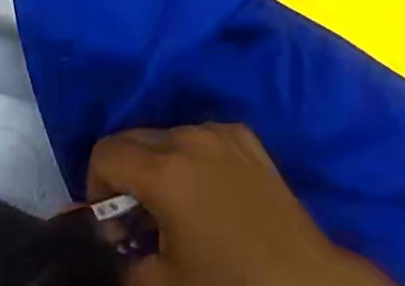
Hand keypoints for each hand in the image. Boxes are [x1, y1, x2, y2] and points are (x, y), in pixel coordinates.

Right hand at [88, 123, 394, 285]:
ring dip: (158, 163)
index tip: (110, 220)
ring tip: (177, 205)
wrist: (310, 285)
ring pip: (166, 135)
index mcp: (164, 170)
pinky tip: (210, 190)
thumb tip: (104, 243)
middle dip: (125, 174)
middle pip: (131, 139)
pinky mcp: (244, 138)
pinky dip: (192, 156)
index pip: (105, 153)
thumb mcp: (165, 284)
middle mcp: (187, 138)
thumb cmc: (232, 284)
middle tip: (138, 218)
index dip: (95, 185)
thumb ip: (121, 261)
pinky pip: (200, 135)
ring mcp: (219, 133)